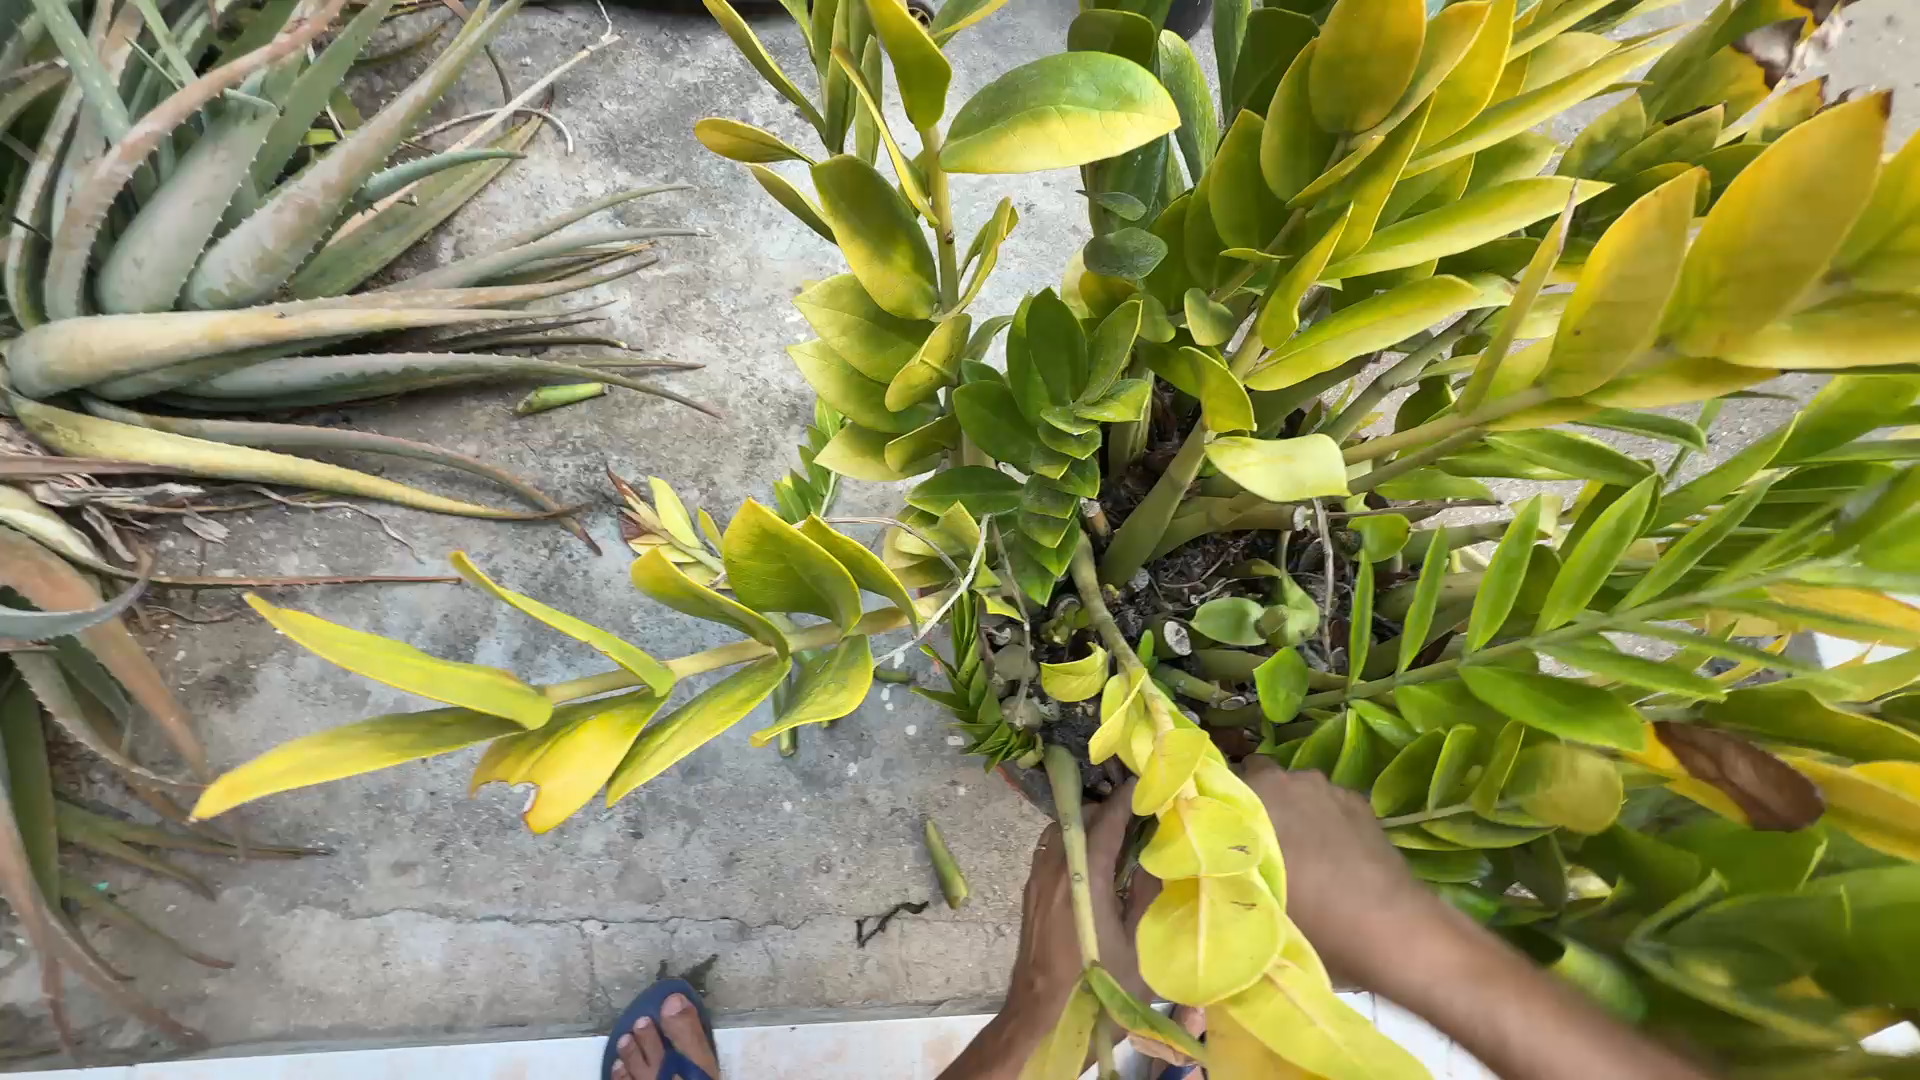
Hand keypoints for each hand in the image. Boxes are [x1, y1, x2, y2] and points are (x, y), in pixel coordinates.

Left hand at [1004, 779, 1157, 1031]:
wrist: (1041, 1013)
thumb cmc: (1097, 986)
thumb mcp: (1138, 947)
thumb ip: (1147, 896)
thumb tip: (1157, 858)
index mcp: (1085, 876)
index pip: (1106, 823)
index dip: (1124, 800)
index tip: (1141, 785)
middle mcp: (1056, 866)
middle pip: (1080, 819)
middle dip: (1106, 809)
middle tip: (1135, 812)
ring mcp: (1038, 877)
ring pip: (1061, 830)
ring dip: (1086, 824)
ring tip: (1114, 836)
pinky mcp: (1030, 890)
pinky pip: (1050, 848)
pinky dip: (1071, 842)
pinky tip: (1091, 863)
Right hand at [1240, 757, 1450, 990]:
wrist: (1391, 930)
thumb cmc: (1311, 916)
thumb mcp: (1250, 897)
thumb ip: (1224, 867)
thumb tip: (1209, 860)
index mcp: (1254, 795)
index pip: (1221, 781)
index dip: (1220, 804)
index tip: (1222, 828)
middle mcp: (1288, 779)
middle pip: (1261, 778)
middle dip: (1259, 799)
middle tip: (1260, 839)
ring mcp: (1328, 788)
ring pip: (1298, 789)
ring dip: (1294, 807)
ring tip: (1301, 847)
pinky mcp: (1361, 802)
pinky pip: (1330, 801)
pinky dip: (1327, 817)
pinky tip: (1334, 851)